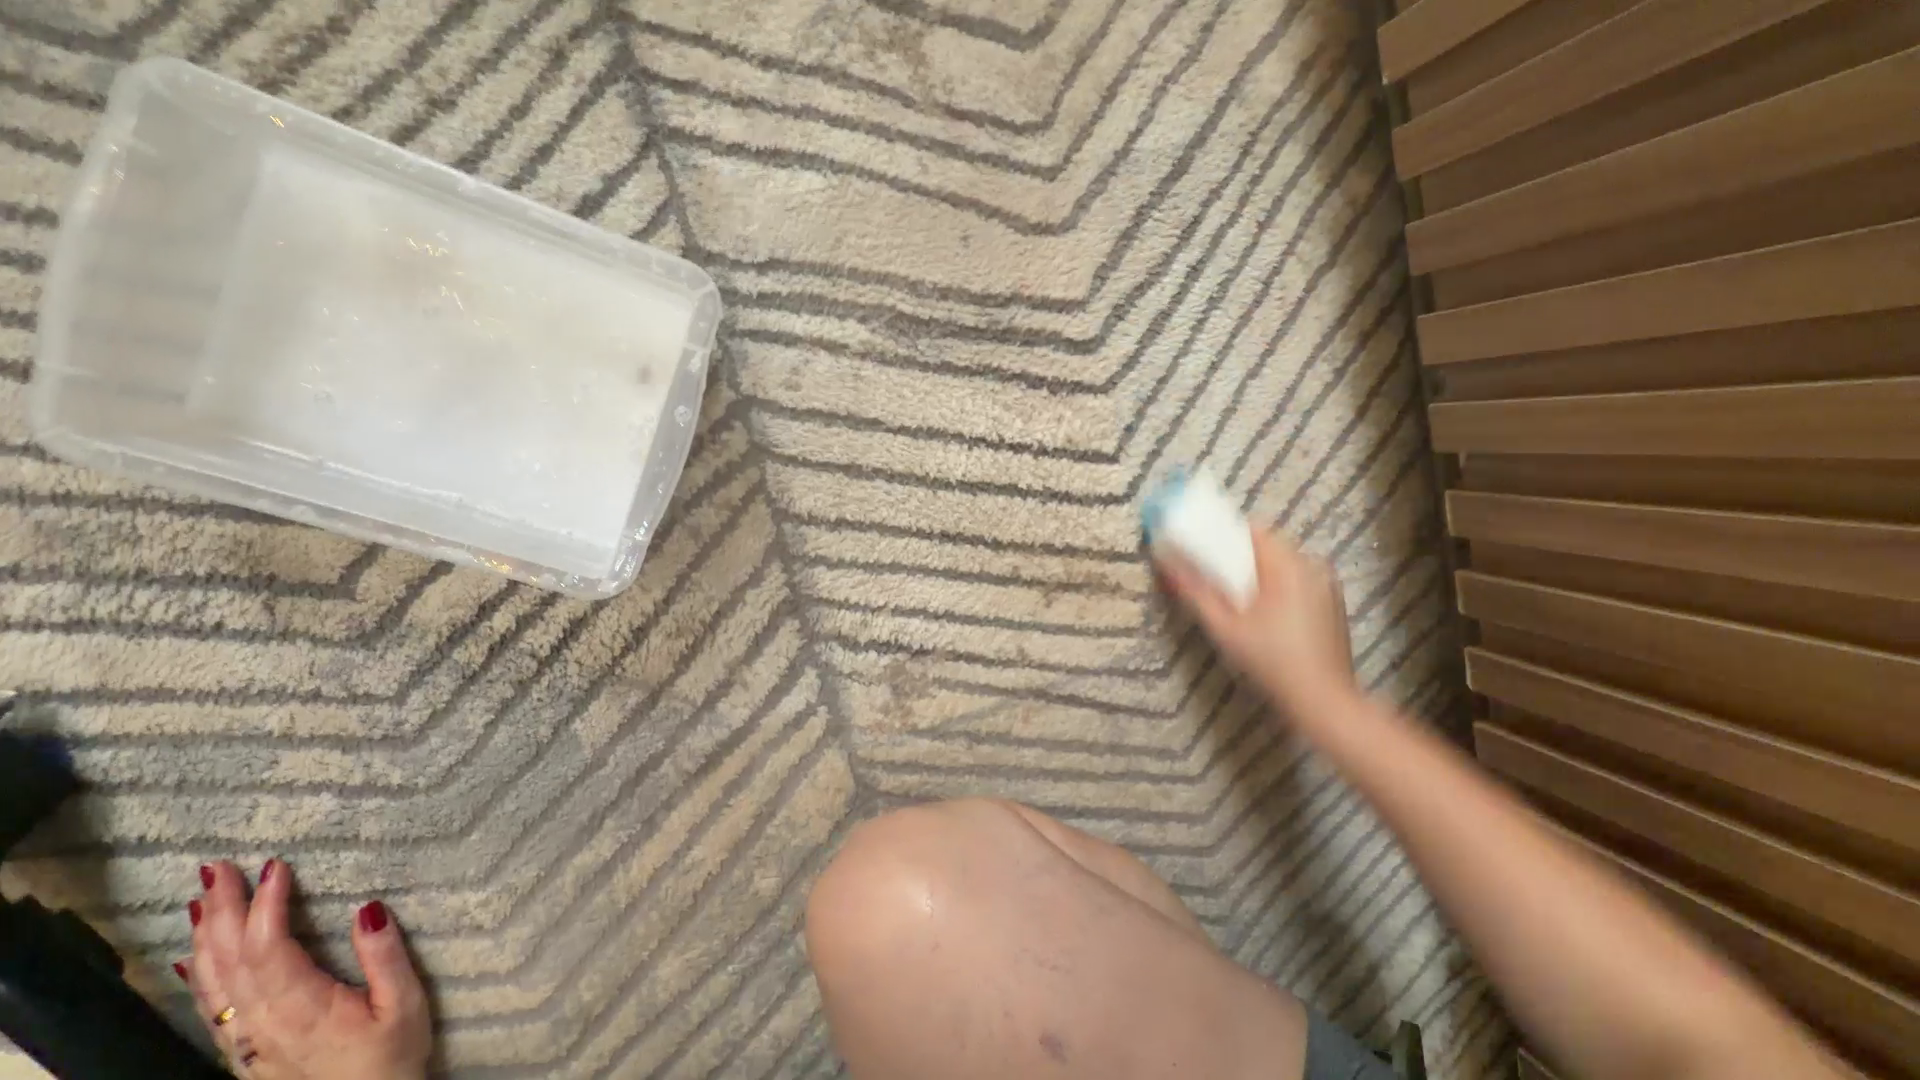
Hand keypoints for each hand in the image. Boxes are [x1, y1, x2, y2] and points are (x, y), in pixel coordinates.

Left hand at [178, 860, 430, 1079]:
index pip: (269, 948)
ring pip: (213, 983)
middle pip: (230, 960)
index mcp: (300, 1007)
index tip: (274, 866)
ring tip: (199, 899)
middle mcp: (262, 1023)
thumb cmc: (391, 1058)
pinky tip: (192, 960)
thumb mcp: (405, 1005)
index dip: (266, 906)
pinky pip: (211, 1009)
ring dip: (203, 938)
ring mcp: (247, 1040)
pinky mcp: (245, 1052)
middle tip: (216, 867)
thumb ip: (386, 958)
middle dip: (222, 911)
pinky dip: (198, 978)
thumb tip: (368, 908)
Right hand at [1157, 524, 1356, 715]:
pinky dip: (1275, 589)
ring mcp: (1327, 586)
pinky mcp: (1332, 605)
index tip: (1199, 551)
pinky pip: (1297, 583)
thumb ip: (1194, 590)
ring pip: (1282, 566)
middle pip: (1266, 548)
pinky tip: (1261, 617)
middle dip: (1236, 559)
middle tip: (1210, 579)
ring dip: (1255, 575)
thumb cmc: (1272, 664)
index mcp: (1290, 566)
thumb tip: (1164, 559)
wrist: (1324, 704)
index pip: (1252, 530)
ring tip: (1233, 600)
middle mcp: (1314, 567)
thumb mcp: (1225, 628)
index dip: (1222, 536)